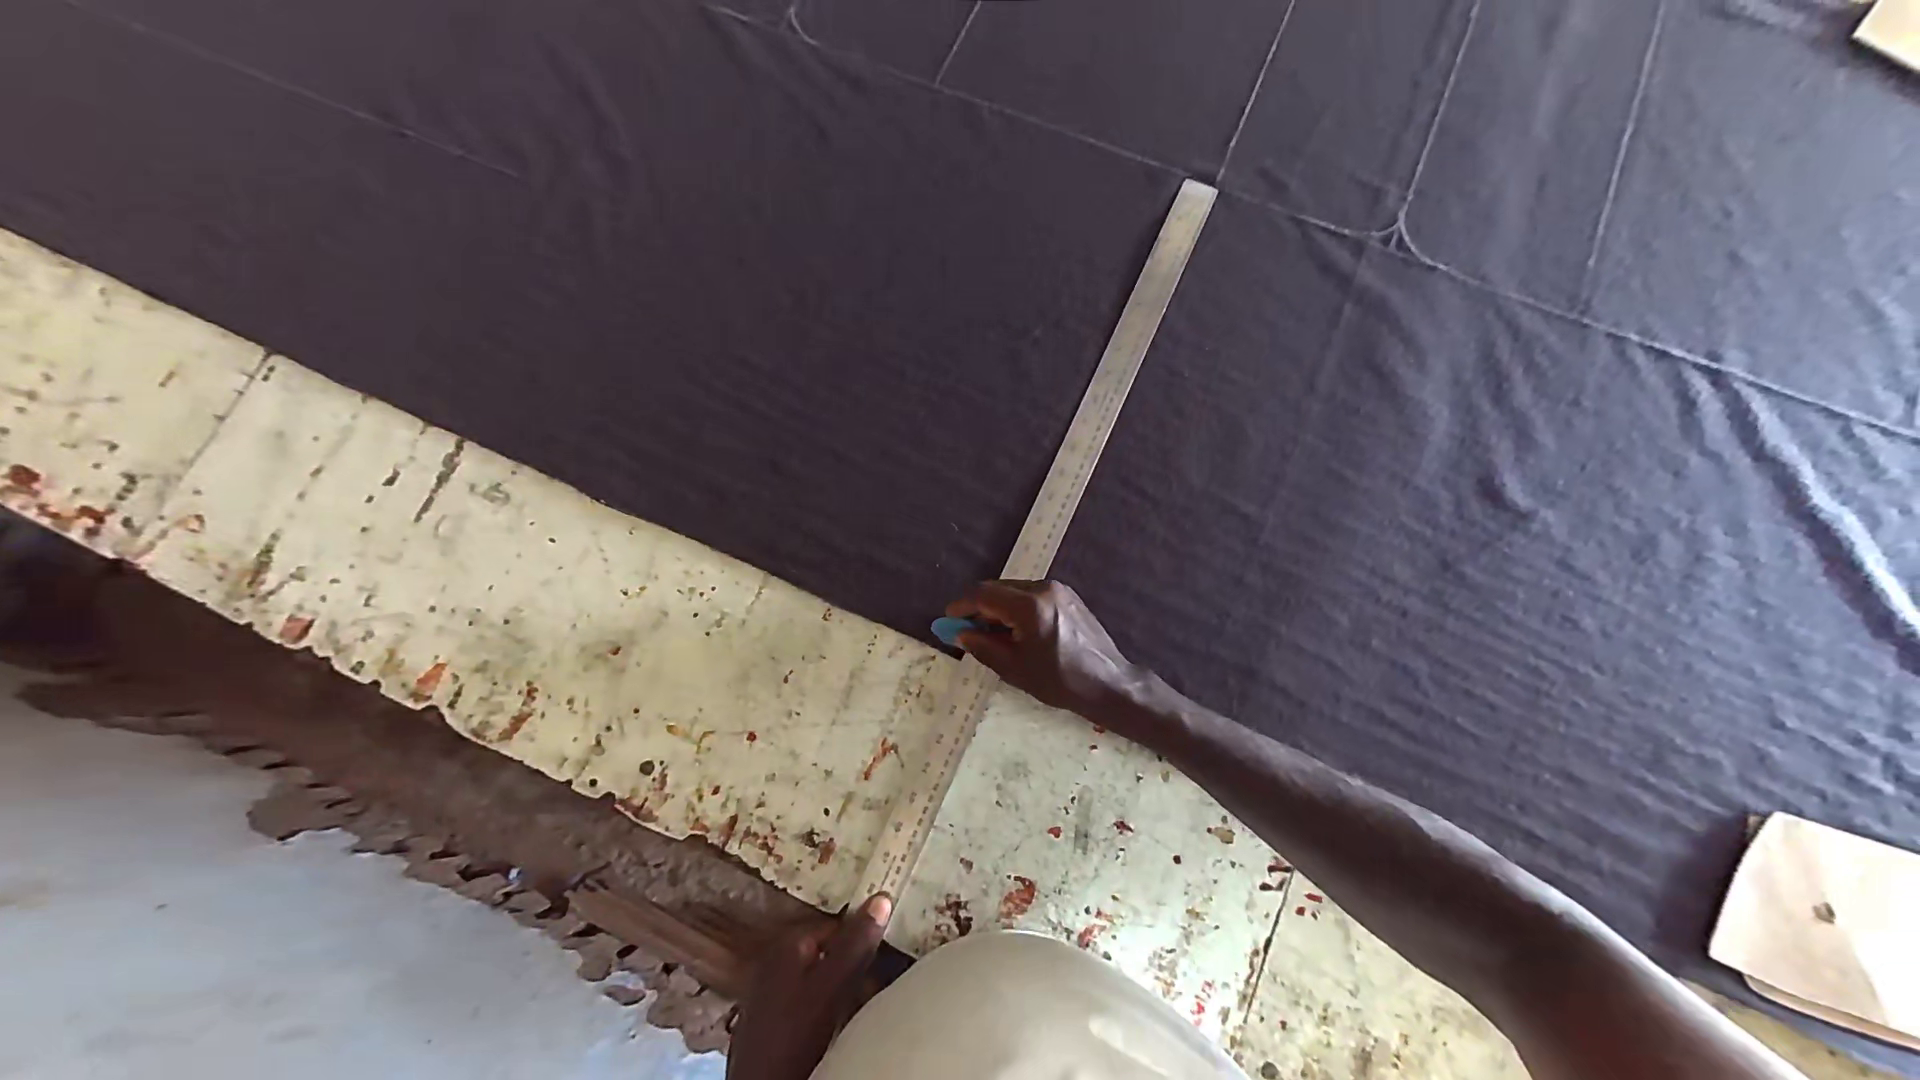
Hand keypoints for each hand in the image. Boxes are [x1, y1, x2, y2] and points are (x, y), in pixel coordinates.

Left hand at [726, 894, 891, 1079]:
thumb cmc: (795, 1031)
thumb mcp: (831, 985)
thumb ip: (855, 943)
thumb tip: (881, 897)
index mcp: (785, 946)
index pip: (833, 926)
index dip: (860, 934)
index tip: (887, 945)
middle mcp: (774, 966)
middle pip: (825, 954)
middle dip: (853, 965)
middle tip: (880, 977)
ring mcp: (770, 999)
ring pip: (818, 983)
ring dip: (843, 991)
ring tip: (868, 1002)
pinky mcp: (772, 1029)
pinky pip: (808, 1008)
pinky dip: (827, 1012)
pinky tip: (841, 1025)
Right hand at [944, 580, 1144, 715]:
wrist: (1109, 684)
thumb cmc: (1060, 681)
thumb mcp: (1014, 668)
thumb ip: (983, 646)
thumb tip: (962, 634)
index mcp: (1029, 606)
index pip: (983, 594)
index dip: (962, 606)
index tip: (948, 619)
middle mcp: (1043, 589)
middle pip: (998, 589)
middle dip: (979, 607)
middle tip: (966, 630)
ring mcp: (1059, 590)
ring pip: (1014, 591)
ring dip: (998, 608)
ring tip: (991, 634)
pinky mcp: (1068, 597)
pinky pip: (1031, 596)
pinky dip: (1016, 608)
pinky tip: (1015, 631)